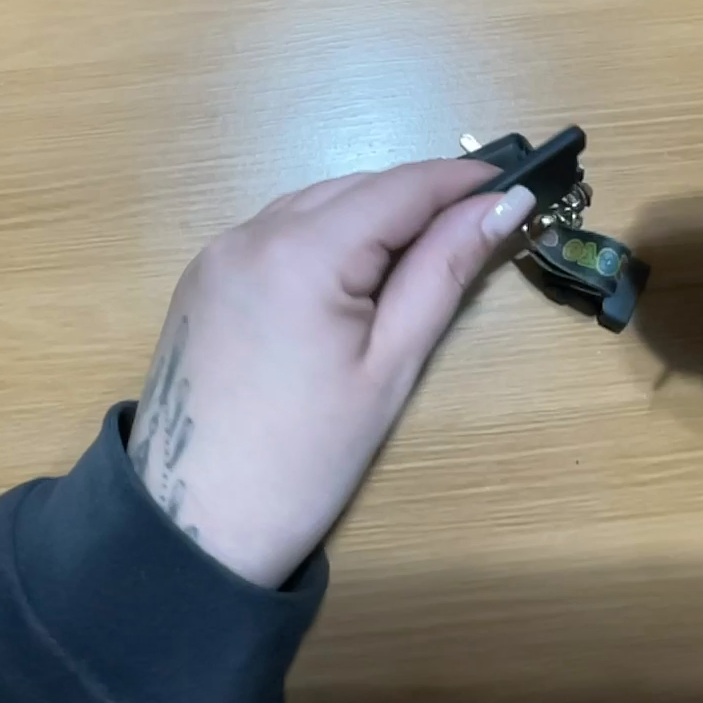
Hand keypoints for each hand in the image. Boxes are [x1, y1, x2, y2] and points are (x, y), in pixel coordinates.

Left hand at [126, 160, 535, 586]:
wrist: (192, 523)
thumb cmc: (307, 459)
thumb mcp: (391, 366)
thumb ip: (443, 272)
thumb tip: (499, 206)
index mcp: (301, 252)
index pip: (397, 188)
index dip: (458, 179)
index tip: (511, 185)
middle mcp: (250, 232)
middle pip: (353, 188)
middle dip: (416, 198)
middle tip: (472, 228)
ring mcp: (218, 250)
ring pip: (313, 203)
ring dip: (369, 213)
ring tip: (418, 252)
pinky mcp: (203, 274)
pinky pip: (276, 229)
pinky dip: (323, 233)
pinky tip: (347, 270)